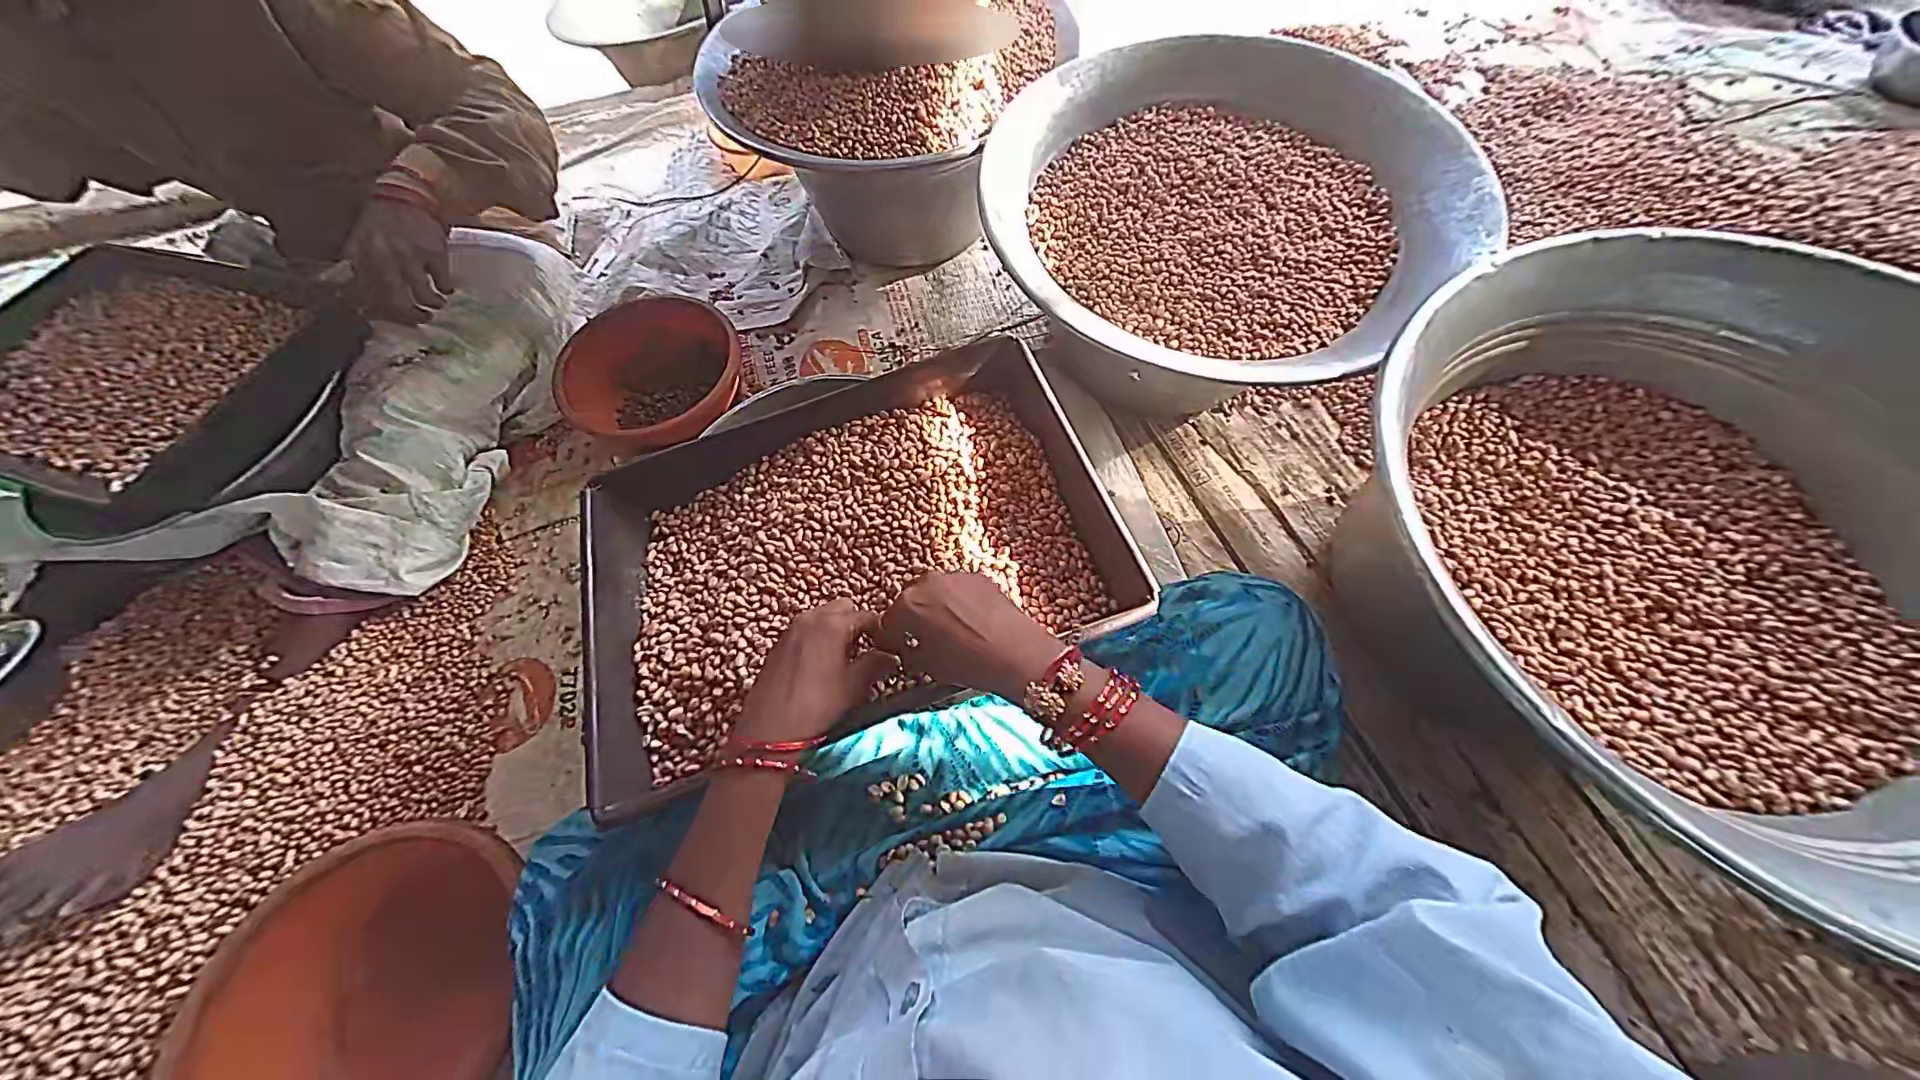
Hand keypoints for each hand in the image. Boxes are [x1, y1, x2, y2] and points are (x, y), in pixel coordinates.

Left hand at [343, 196, 450, 324]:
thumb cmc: (385, 218)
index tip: (389, 316)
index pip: (366, 292)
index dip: (378, 309)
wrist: (409, 195)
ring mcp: (409, 256)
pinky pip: (441, 282)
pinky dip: (444, 287)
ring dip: (432, 303)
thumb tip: (356, 287)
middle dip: (409, 314)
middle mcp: (383, 257)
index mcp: (362, 254)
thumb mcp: (363, 237)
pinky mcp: (434, 255)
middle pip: (395, 298)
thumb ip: (360, 261)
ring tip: (437, 303)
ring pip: (421, 294)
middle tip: (420, 319)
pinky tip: (445, 287)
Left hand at [732, 599, 898, 748]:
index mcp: (831, 624)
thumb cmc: (815, 706)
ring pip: (822, 617)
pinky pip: (806, 630)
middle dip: (856, 624)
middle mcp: (810, 618)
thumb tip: (890, 657)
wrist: (769, 730)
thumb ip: (875, 665)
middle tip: (866, 649)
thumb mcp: (853, 687)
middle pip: (842, 608)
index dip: (880, 630)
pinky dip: (818, 637)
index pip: (866, 616)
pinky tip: (822, 663)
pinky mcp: (779, 644)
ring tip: (845, 657)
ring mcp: (791, 630)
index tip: (886, 647)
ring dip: (836, 629)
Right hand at [878, 572, 1064, 700]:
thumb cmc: (969, 662)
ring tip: (950, 632)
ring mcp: (954, 576)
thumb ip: (911, 654)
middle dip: (914, 619)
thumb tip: (909, 652)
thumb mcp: (929, 666)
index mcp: (908, 604)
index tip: (899, 649)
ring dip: (937, 608)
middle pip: (911, 601)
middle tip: (924, 641)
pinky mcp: (978, 577)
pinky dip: (958, 602)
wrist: (1017, 652)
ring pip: (935, 592)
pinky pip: (958, 589)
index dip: (893, 638)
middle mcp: (927, 582)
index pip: (890, 621)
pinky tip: (970, 622)